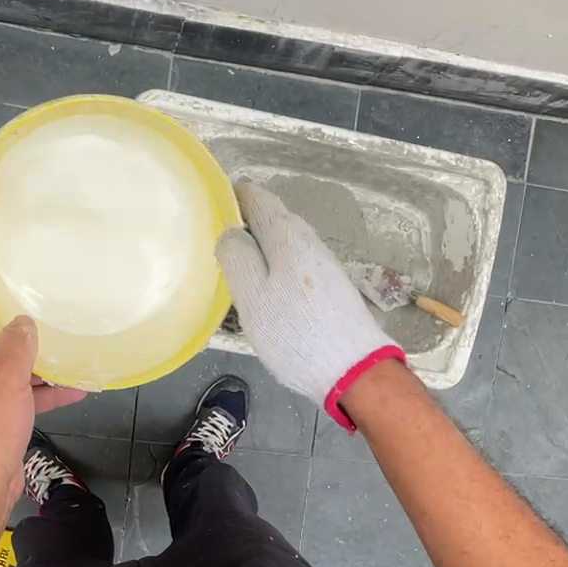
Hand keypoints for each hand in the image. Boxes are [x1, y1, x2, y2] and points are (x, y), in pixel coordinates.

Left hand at [0, 261, 83, 510]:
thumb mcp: (5, 379)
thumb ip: (17, 344)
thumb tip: (23, 321)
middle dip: (7, 310)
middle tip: (35, 283)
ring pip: (2, 360)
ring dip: (31, 352)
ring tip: (62, 330)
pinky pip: (17, 391)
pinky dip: (41, 388)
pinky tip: (78, 384)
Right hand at [215, 182, 402, 430]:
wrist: (354, 370)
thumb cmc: (295, 334)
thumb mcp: (252, 298)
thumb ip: (237, 259)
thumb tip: (229, 232)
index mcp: (288, 237)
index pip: (259, 199)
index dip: (234, 196)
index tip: (213, 205)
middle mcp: (311, 243)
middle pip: (275, 219)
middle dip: (248, 222)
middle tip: (219, 238)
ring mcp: (326, 266)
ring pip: (288, 243)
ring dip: (263, 246)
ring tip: (239, 263)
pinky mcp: (333, 289)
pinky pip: (298, 264)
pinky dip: (278, 265)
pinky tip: (269, 288)